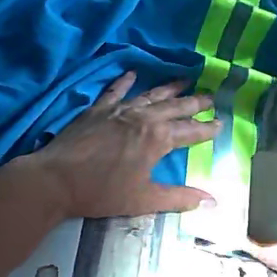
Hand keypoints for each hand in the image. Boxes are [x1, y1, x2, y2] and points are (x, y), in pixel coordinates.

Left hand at [16, 72, 217, 217]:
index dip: (207, 128)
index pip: (190, 131)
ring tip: (184, 79)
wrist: (56, 179)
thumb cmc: (101, 192)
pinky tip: (131, 74)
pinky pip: (114, 90)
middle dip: (194, 101)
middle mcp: (142, 118)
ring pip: (149, 95)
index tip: (221, 123)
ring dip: (168, 88)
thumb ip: (180, 198)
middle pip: (174, 106)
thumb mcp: (144, 200)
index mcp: (157, 139)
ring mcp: (117, 110)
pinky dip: (124, 81)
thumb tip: (212, 202)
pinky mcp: (96, 110)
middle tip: (210, 95)